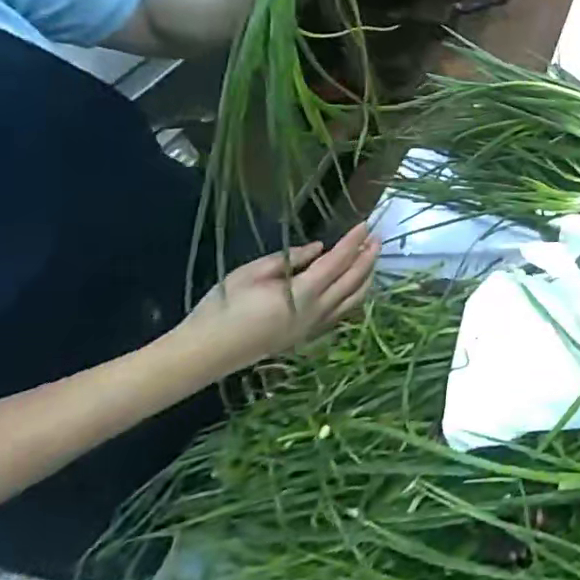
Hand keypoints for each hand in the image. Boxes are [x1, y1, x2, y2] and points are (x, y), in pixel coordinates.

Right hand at [172, 223, 380, 375]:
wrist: (202, 354)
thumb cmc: (222, 309)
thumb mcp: (251, 273)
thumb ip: (290, 259)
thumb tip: (319, 248)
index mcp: (304, 293)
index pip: (339, 261)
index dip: (353, 241)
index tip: (366, 224)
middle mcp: (317, 311)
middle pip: (353, 280)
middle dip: (368, 257)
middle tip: (377, 238)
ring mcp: (314, 328)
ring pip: (353, 300)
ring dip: (366, 277)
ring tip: (372, 259)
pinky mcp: (306, 337)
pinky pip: (342, 314)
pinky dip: (355, 297)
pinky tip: (356, 288)